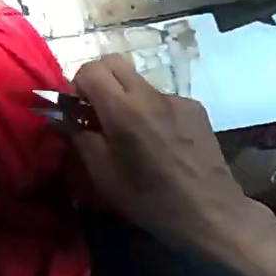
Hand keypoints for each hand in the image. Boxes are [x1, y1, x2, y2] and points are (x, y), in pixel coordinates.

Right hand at [70, 56, 273, 257]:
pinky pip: (161, 98)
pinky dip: (150, 110)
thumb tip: (65, 117)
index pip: (91, 70)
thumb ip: (79, 137)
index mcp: (123, 111)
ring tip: (131, 133)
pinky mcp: (194, 107)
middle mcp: (150, 95)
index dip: (77, 86)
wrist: (210, 213)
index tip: (78, 110)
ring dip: (125, 97)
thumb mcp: (102, 175)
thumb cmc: (149, 199)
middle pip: (114, 62)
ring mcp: (176, 98)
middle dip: (98, 80)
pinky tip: (158, 140)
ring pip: (137, 81)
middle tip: (96, 111)